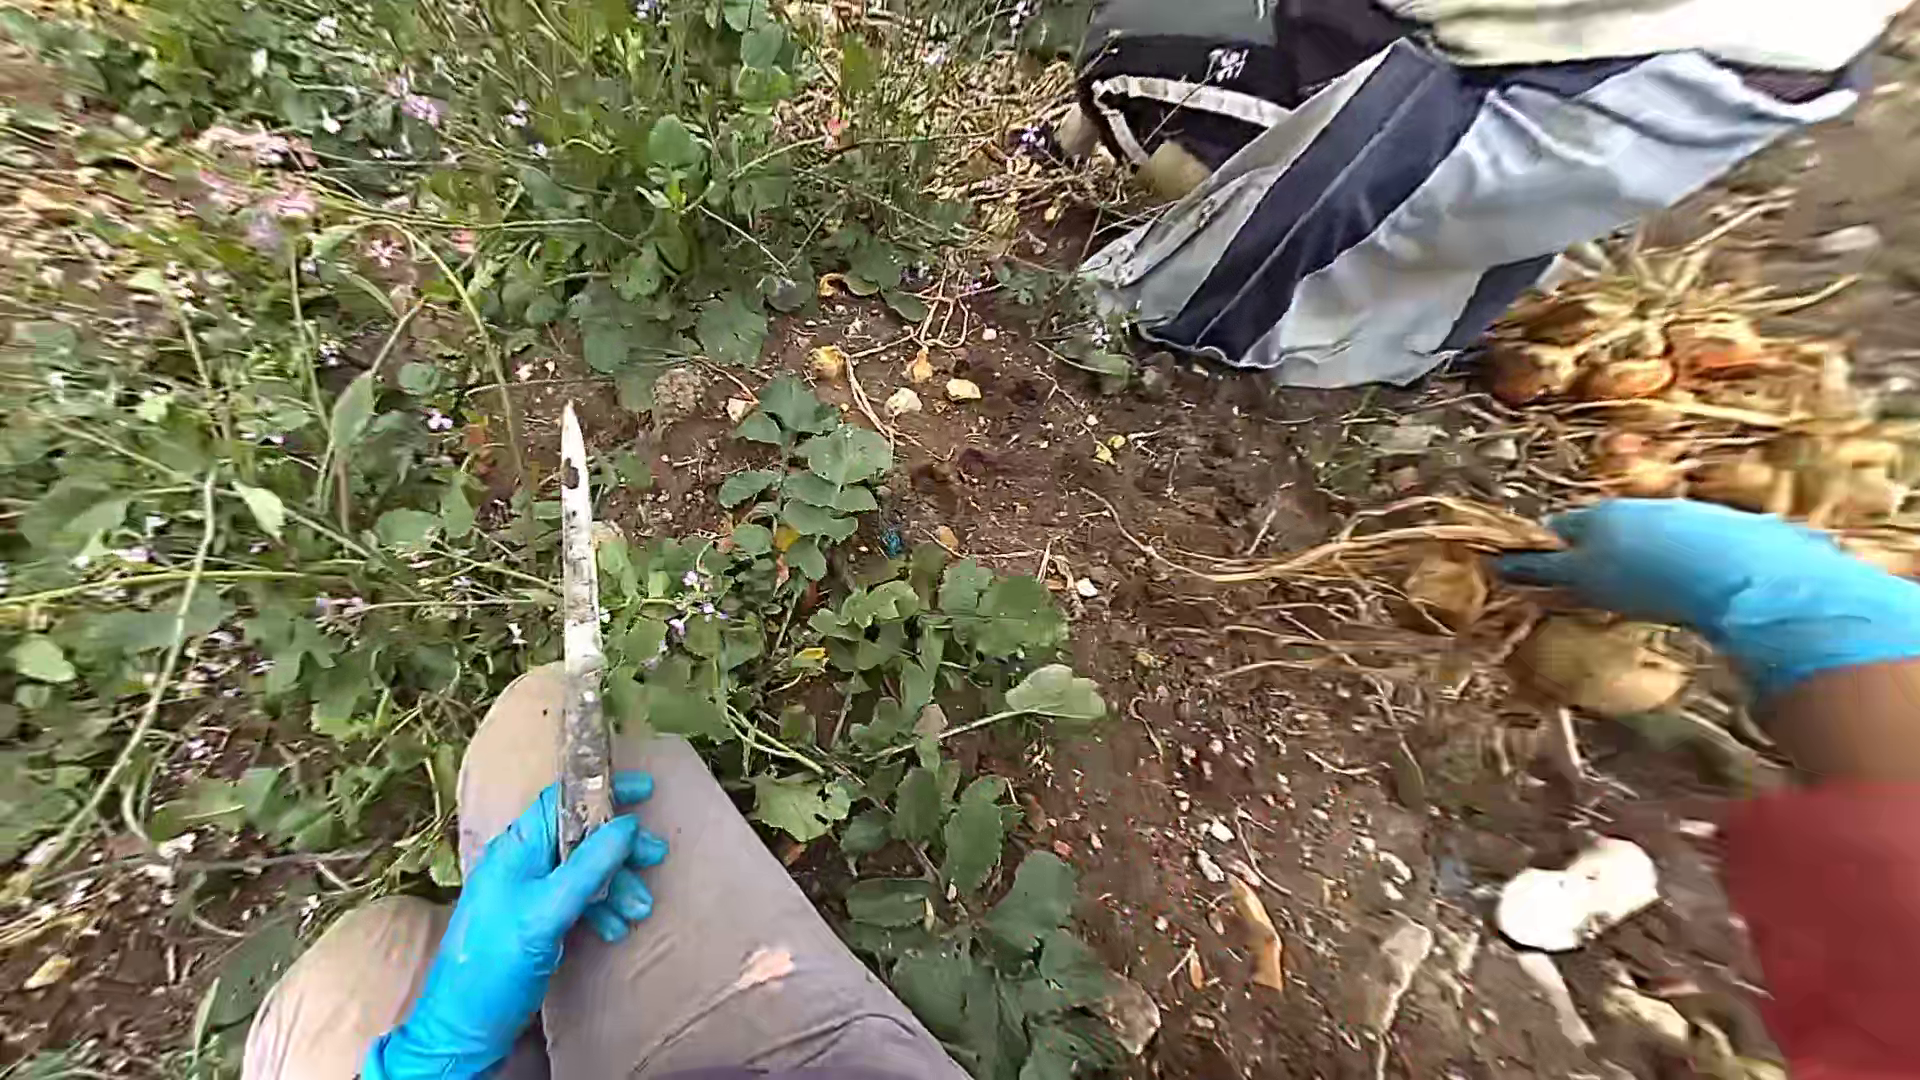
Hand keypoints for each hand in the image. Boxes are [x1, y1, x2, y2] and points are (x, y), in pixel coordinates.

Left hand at [367, 772, 665, 1079]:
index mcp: (518, 848)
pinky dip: (605, 905)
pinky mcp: (541, 915)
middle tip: (656, 856)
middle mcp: (526, 860)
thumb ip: (590, 865)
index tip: (645, 790)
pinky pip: (583, 894)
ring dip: (620, 883)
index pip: (565, 799)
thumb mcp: (546, 912)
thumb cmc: (495, 966)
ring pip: (589, 866)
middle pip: (586, 833)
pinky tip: (616, 926)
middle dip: (624, 847)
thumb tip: (629, 824)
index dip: (605, 789)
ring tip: (640, 908)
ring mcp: (533, 888)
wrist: (461, 1035)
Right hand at [1495, 499, 1919, 697]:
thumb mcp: (1579, 580)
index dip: (1544, 555)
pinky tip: (1694, 591)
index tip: (1544, 578)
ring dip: (1641, 560)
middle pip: (1602, 533)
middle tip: (1594, 591)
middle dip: (1595, 557)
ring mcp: (1692, 514)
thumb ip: (1535, 571)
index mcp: (1596, 515)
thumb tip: (1494, 563)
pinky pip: (1697, 547)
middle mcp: (1640, 506)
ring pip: (1650, 538)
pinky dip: (1687, 565)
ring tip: (1648, 595)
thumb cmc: (1649, 579)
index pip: (1552, 530)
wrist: (1760, 583)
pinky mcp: (1740, 531)